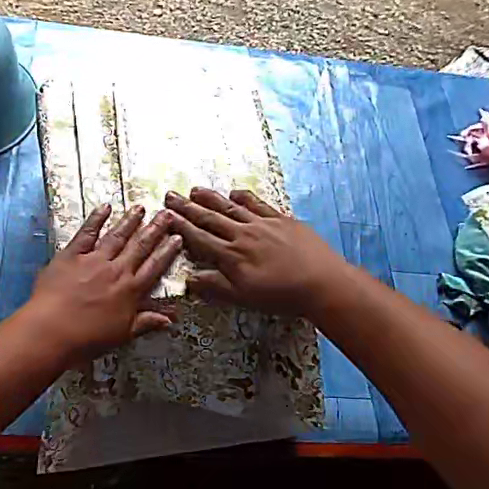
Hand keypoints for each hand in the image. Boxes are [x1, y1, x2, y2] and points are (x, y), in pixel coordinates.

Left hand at [20, 204, 183, 363]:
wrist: (51, 330)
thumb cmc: (87, 338)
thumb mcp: (122, 335)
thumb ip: (146, 322)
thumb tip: (170, 319)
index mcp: (130, 291)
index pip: (154, 267)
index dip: (167, 252)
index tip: (178, 237)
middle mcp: (116, 271)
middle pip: (140, 246)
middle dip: (155, 229)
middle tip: (166, 214)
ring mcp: (94, 260)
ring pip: (117, 236)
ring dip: (130, 221)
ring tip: (140, 207)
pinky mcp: (71, 255)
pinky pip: (87, 233)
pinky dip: (96, 219)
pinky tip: (105, 207)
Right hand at [162, 188, 355, 317]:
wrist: (323, 283)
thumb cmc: (282, 296)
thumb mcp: (244, 298)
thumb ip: (216, 287)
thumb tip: (190, 279)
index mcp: (231, 255)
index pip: (199, 238)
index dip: (180, 227)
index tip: (166, 216)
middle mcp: (243, 235)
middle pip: (210, 218)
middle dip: (188, 207)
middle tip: (170, 195)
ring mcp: (263, 224)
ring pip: (230, 207)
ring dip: (210, 198)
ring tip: (194, 190)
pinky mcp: (282, 220)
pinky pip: (258, 204)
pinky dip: (244, 197)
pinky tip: (235, 192)